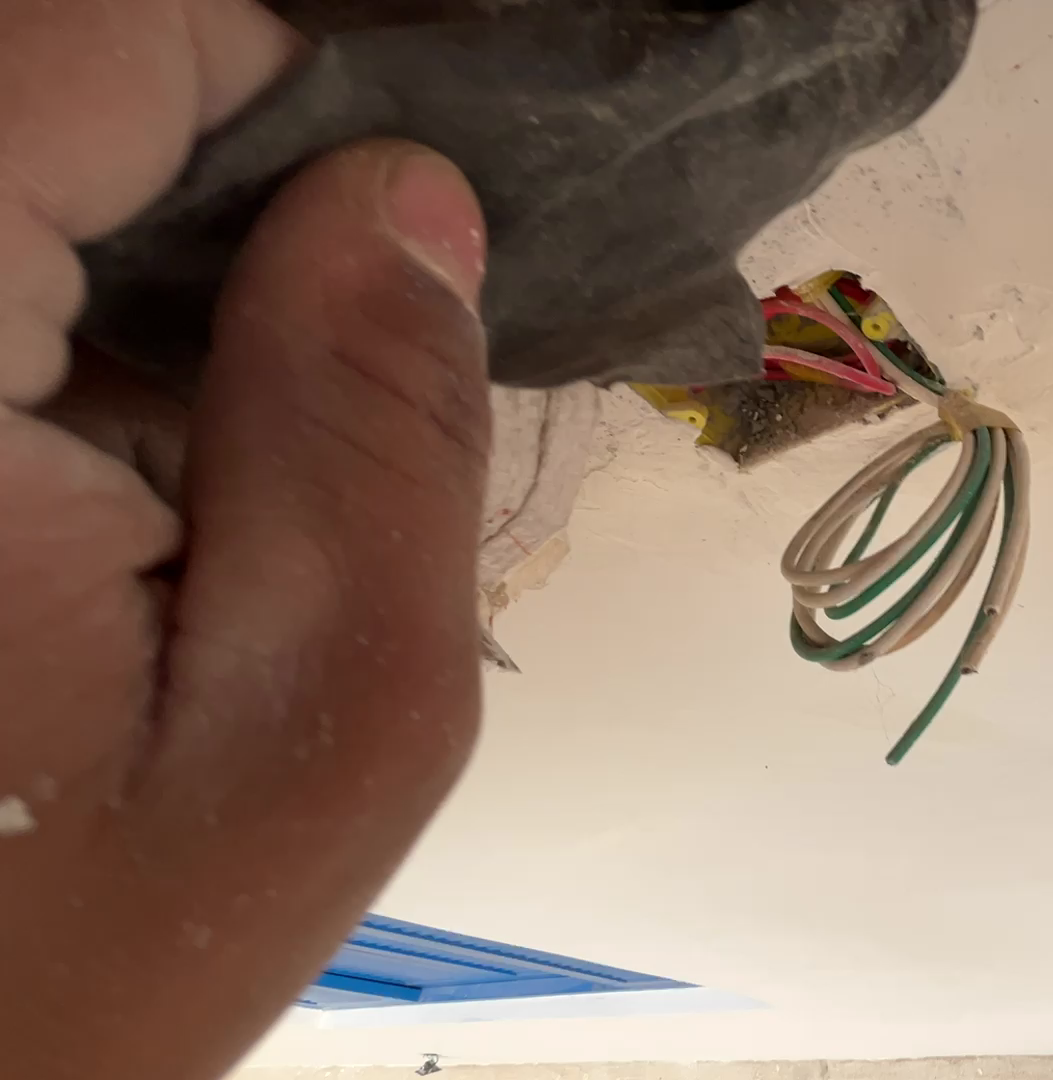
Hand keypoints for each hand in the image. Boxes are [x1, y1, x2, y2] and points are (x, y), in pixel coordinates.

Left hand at [2, 4, 492, 1077]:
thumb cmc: (89, 961)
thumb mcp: (342, 706)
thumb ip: (387, 438)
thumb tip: (428, 211)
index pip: (91, 34)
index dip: (284, 86)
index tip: (406, 208)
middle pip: (35, 81)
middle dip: (232, 181)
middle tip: (360, 339)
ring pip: (11, 178)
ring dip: (156, 260)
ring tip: (244, 424)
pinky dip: (76, 311)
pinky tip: (133, 446)